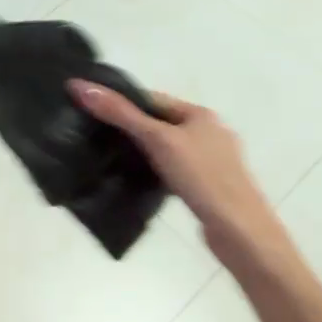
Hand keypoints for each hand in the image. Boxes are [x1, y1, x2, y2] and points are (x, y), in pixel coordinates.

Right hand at [67, 81, 282, 256]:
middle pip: (157, 123)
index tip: (91, 111)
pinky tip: (137, 180)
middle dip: (129, 128)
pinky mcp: (208, 188)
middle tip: (95, 135)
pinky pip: (173, 170)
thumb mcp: (157, 139)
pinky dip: (155, 171)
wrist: (244, 236)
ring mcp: (211, 162)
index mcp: (201, 114)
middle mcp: (209, 133)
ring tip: (109, 157)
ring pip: (165, 148)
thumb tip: (78, 85)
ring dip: (141, 152)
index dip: (121, 102)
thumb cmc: (203, 178)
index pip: (151, 99)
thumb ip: (119, 113)